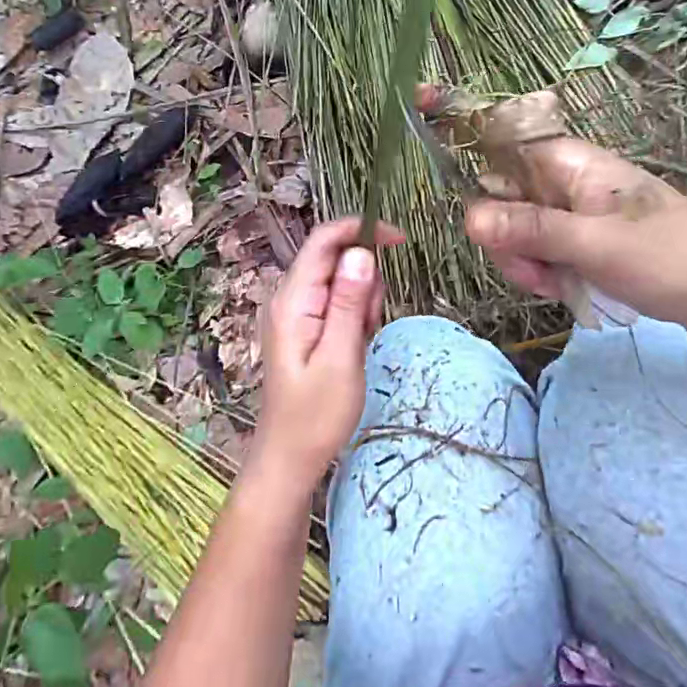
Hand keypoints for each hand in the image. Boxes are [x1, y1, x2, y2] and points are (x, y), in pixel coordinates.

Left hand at [255, 218, 404, 485]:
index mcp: (292, 299)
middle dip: (364, 281)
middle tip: (368, 326)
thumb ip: (349, 303)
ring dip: (361, 302)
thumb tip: (360, 251)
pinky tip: (353, 347)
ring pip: (340, 281)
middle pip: (335, 259)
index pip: (323, 240)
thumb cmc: (316, 415)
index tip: (398, 240)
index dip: (360, 230)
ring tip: (359, 343)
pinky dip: (353, 318)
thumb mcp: (341, 358)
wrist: (290, 457)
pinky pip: (336, 303)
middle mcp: (287, 296)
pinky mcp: (303, 325)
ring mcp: (294, 311)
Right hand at [461, 131, 686, 325]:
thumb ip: (532, 230)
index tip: (419, 104)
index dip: (463, 121)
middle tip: (530, 268)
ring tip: (553, 283)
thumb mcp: (596, 244)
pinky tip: (562, 288)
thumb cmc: (669, 256)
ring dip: (521, 260)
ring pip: (512, 228)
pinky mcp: (573, 240)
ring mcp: (567, 211)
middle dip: (503, 234)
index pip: (505, 133)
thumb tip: (468, 217)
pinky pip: (533, 250)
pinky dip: (538, 272)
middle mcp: (562, 180)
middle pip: (498, 193)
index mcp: (570, 162)